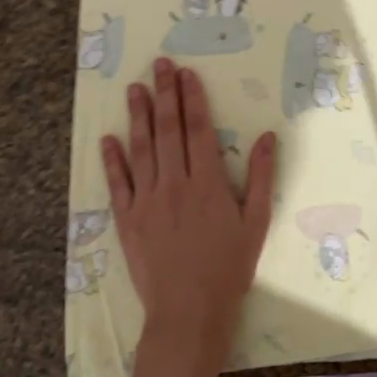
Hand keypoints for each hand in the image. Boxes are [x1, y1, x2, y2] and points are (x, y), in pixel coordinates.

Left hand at [101, 58, 275, 360]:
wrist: (188, 313)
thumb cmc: (229, 268)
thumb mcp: (257, 222)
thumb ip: (262, 177)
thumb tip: (267, 136)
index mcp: (208, 183)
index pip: (198, 129)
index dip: (192, 98)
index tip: (187, 73)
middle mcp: (174, 184)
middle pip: (168, 130)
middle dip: (164, 94)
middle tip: (158, 64)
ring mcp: (147, 201)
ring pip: (141, 149)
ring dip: (138, 116)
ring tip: (134, 88)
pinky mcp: (127, 221)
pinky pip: (117, 184)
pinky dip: (112, 160)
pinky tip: (108, 139)